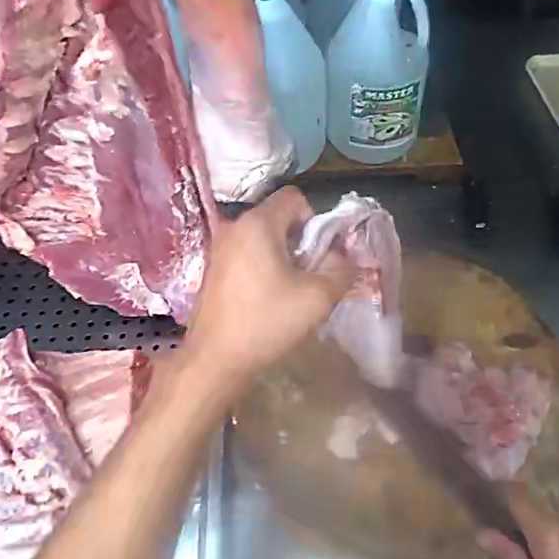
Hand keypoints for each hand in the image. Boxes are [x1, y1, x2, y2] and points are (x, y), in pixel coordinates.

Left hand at [181, 187, 352, 390]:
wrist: (216, 360)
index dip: (316, 221)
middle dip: (301, 242)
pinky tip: (268, 301)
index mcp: (256, 224)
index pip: (295, 198)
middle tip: (310, 276)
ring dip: (283, 258)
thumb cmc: (266, 323)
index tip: (319, 254)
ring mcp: (218, 249)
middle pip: (278, 219)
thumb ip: (342, 270)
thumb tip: (346, 258)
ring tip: (291, 292)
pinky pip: (247, 257)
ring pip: (262, 240)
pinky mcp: (213, 271)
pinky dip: (263, 270)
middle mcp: (233, 228)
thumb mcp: (318, 297)